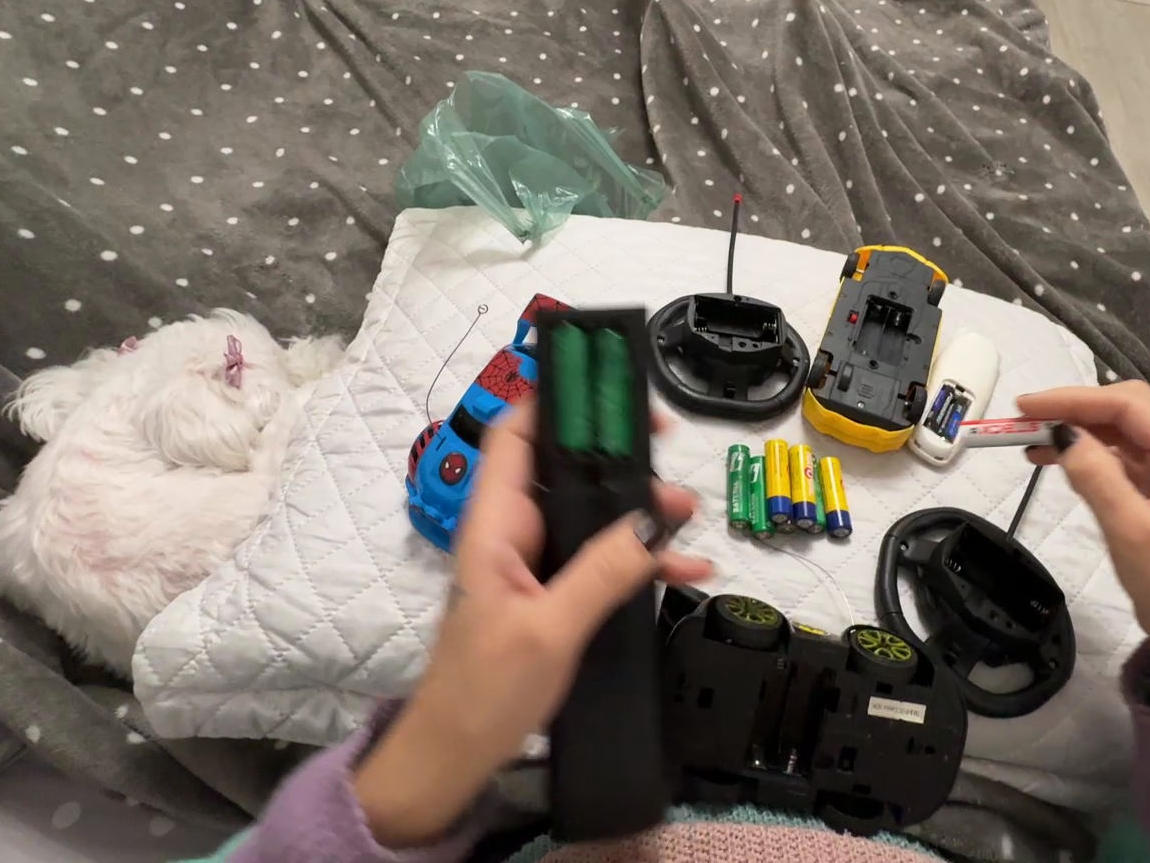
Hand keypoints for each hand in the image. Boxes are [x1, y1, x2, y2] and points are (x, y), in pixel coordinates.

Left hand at [353, 403, 711, 842]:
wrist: (459, 759)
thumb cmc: (484, 691)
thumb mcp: (549, 629)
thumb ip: (603, 570)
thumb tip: (657, 519)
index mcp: (497, 521)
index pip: (515, 433)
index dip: (555, 400)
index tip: (609, 391)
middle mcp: (518, 527)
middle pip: (567, 465)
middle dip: (619, 456)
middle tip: (668, 449)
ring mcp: (540, 559)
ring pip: (594, 511)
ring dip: (641, 510)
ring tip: (690, 516)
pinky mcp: (559, 590)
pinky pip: (605, 558)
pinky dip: (643, 558)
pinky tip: (687, 568)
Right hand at [1018, 382, 1149, 737]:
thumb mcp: (1131, 532)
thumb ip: (1095, 474)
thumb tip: (1061, 431)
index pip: (1129, 406)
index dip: (1073, 399)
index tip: (1023, 406)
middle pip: (1128, 413)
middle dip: (1073, 411)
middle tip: (1022, 420)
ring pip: (1123, 436)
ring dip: (1078, 433)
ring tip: (1029, 441)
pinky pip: (1124, 462)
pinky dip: (1089, 457)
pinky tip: (1057, 461)